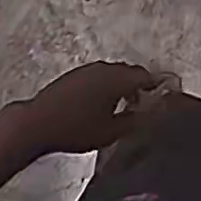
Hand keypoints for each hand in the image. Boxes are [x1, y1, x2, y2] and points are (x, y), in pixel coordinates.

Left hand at [9, 62, 159, 155]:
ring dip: (123, 85)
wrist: (37, 123)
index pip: (146, 76)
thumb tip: (148, 116)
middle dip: (140, 85)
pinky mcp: (75, 75)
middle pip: (130, 72)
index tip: (163, 94)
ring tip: (124, 106)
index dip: (156, 85)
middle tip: (144, 103)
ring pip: (114, 73)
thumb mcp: (110, 132)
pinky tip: (102, 104)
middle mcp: (105, 68)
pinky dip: (107, 86)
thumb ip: (133, 122)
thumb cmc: (75, 129)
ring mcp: (89, 69)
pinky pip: (100, 76)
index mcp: (118, 78)